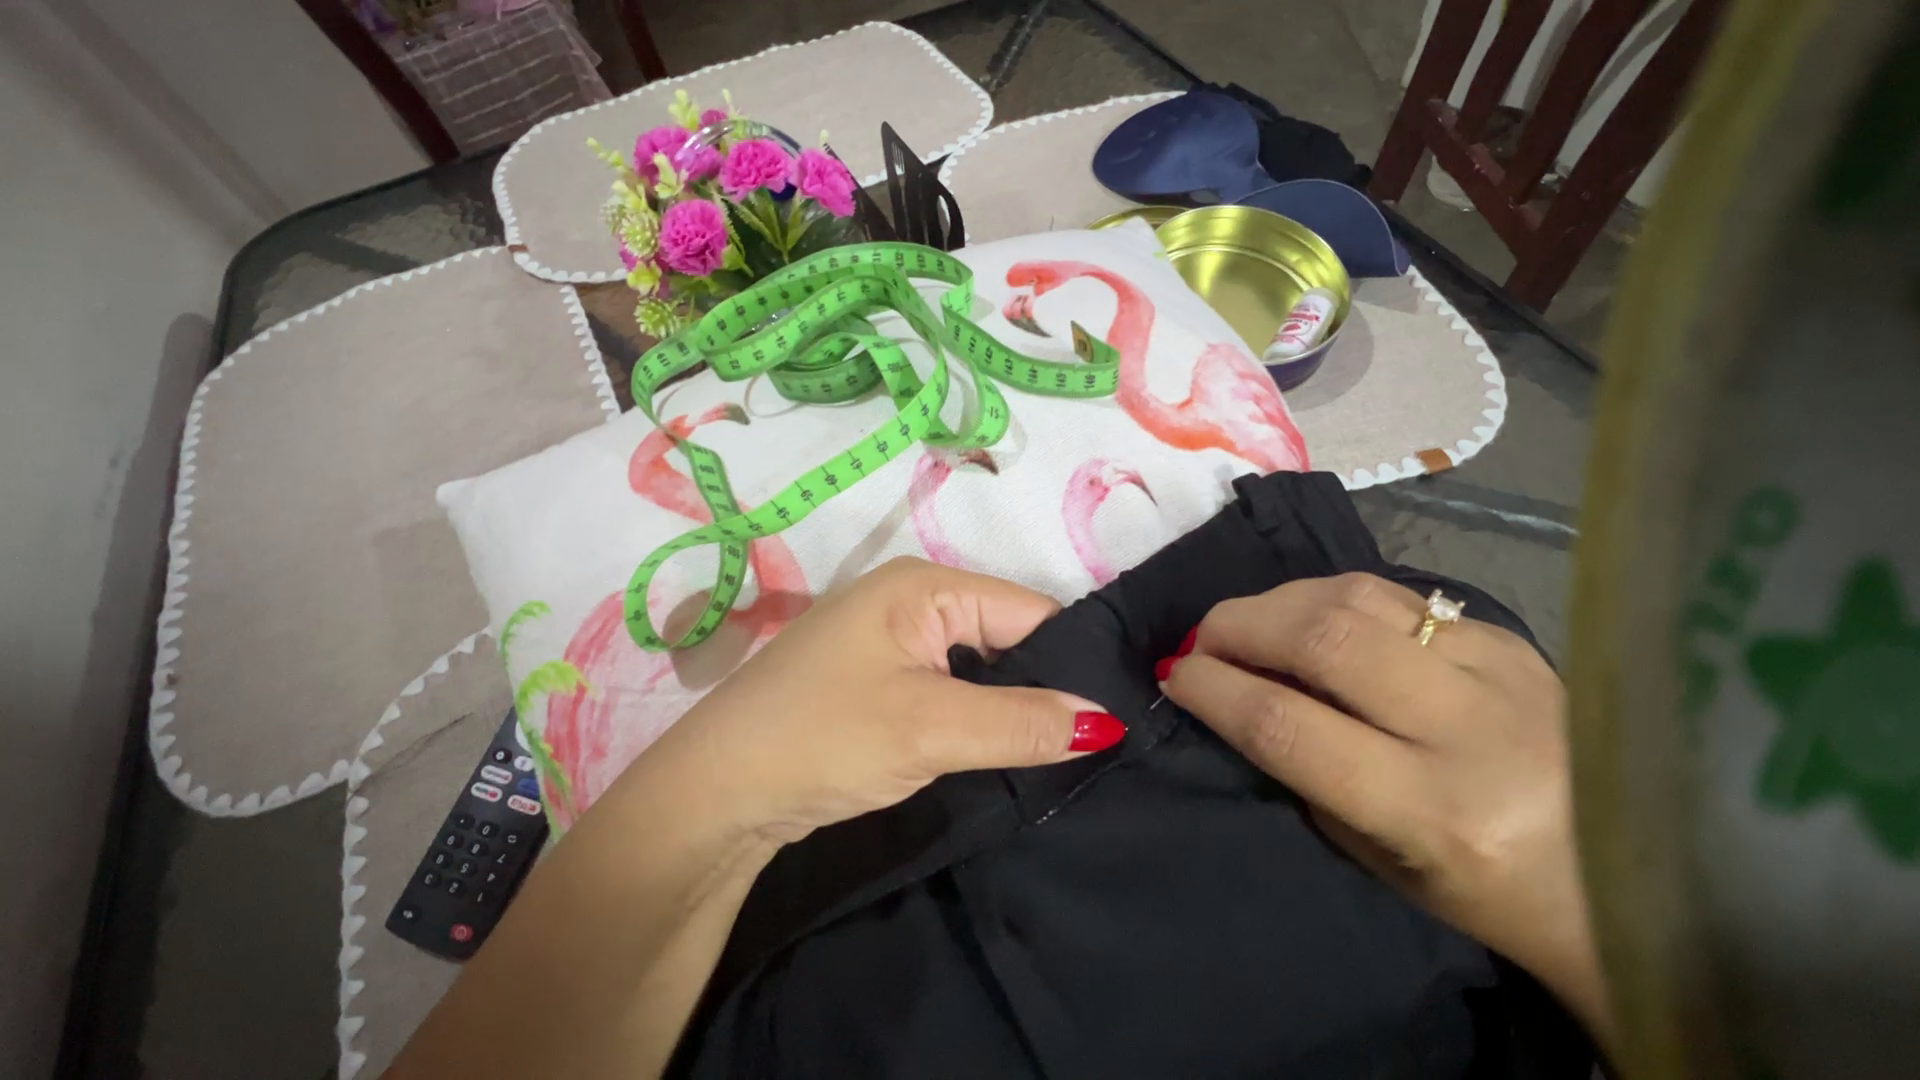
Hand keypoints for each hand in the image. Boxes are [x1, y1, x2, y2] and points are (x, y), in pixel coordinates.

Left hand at [635, 557, 1122, 843]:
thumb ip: (1022, 723)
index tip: (1118, 718)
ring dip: (1008, 710)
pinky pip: (947, 691)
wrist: (714, 794)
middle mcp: (908, 600)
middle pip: (1005, 637)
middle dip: (1043, 688)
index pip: (1029, 612)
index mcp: (923, 585)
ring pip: (977, 670)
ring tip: (1057, 757)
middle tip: (1092, 747)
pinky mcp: (876, 683)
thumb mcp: (931, 729)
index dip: (1074, 662)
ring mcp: (888, 643)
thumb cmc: (823, 739)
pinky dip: (973, 719)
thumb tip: (1106, 720)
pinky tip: (999, 755)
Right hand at [1161, 572, 1610, 1046]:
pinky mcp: (1513, 639)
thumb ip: (1307, 776)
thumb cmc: (1490, 897)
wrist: (1637, 878)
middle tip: (1201, 639)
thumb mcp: (1381, 863)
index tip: (1176, 678)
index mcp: (1433, 810)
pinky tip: (1314, 618)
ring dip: (1281, 600)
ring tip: (1248, 622)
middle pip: (1322, 638)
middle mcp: (1469, 728)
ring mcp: (1500, 670)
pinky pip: (1400, 595)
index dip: (1215, 691)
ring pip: (1359, 596)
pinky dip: (1335, 599)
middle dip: (1238, 626)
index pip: (1289, 726)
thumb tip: (1240, 700)